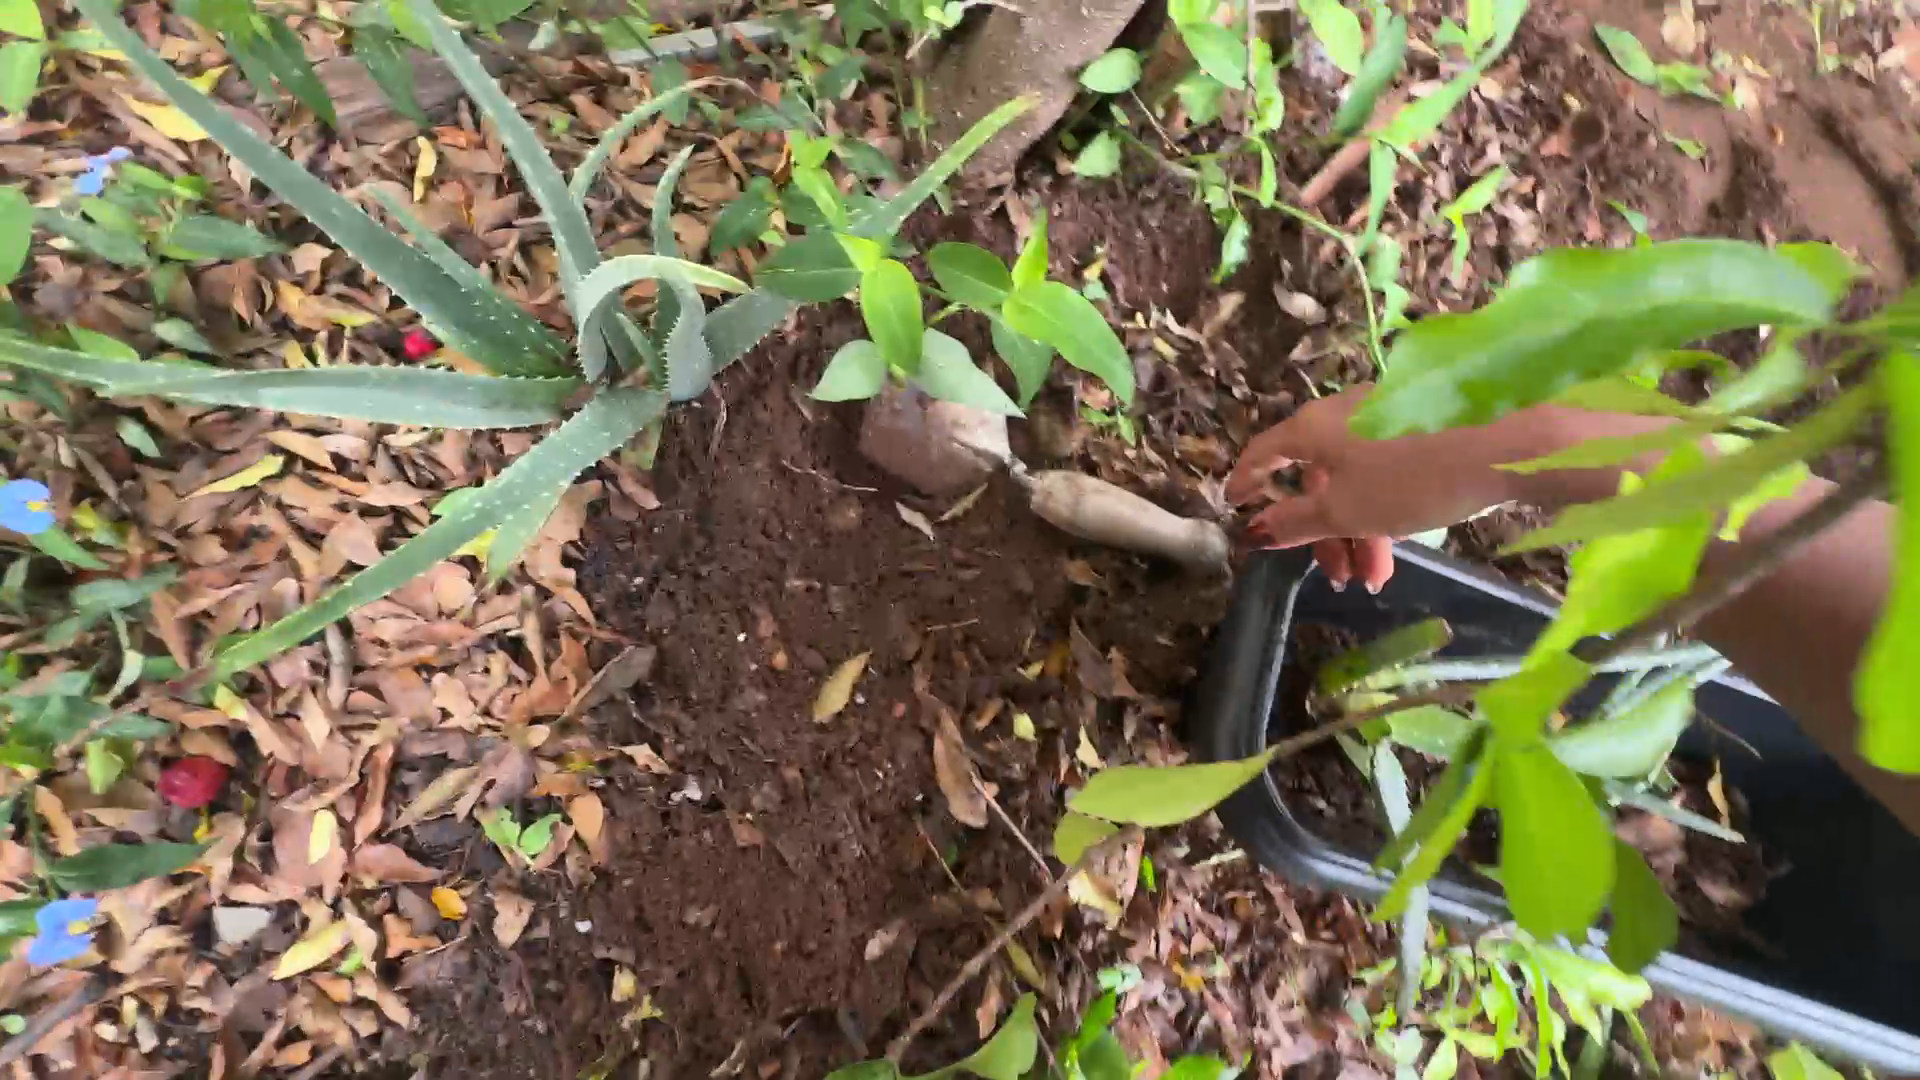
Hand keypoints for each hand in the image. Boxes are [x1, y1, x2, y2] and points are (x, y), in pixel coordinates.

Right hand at [1225, 388, 1587, 590]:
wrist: (1519, 439)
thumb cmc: (1414, 476)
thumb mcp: (1345, 511)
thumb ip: (1294, 522)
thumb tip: (1252, 532)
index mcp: (1313, 428)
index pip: (1264, 453)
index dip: (1245, 481)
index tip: (1234, 505)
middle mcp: (1343, 417)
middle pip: (1317, 479)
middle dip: (1323, 533)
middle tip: (1335, 576)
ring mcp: (1388, 420)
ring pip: (1356, 482)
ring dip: (1358, 532)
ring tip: (1375, 577)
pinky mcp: (1428, 428)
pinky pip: (1388, 474)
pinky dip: (1386, 511)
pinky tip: (1402, 544)